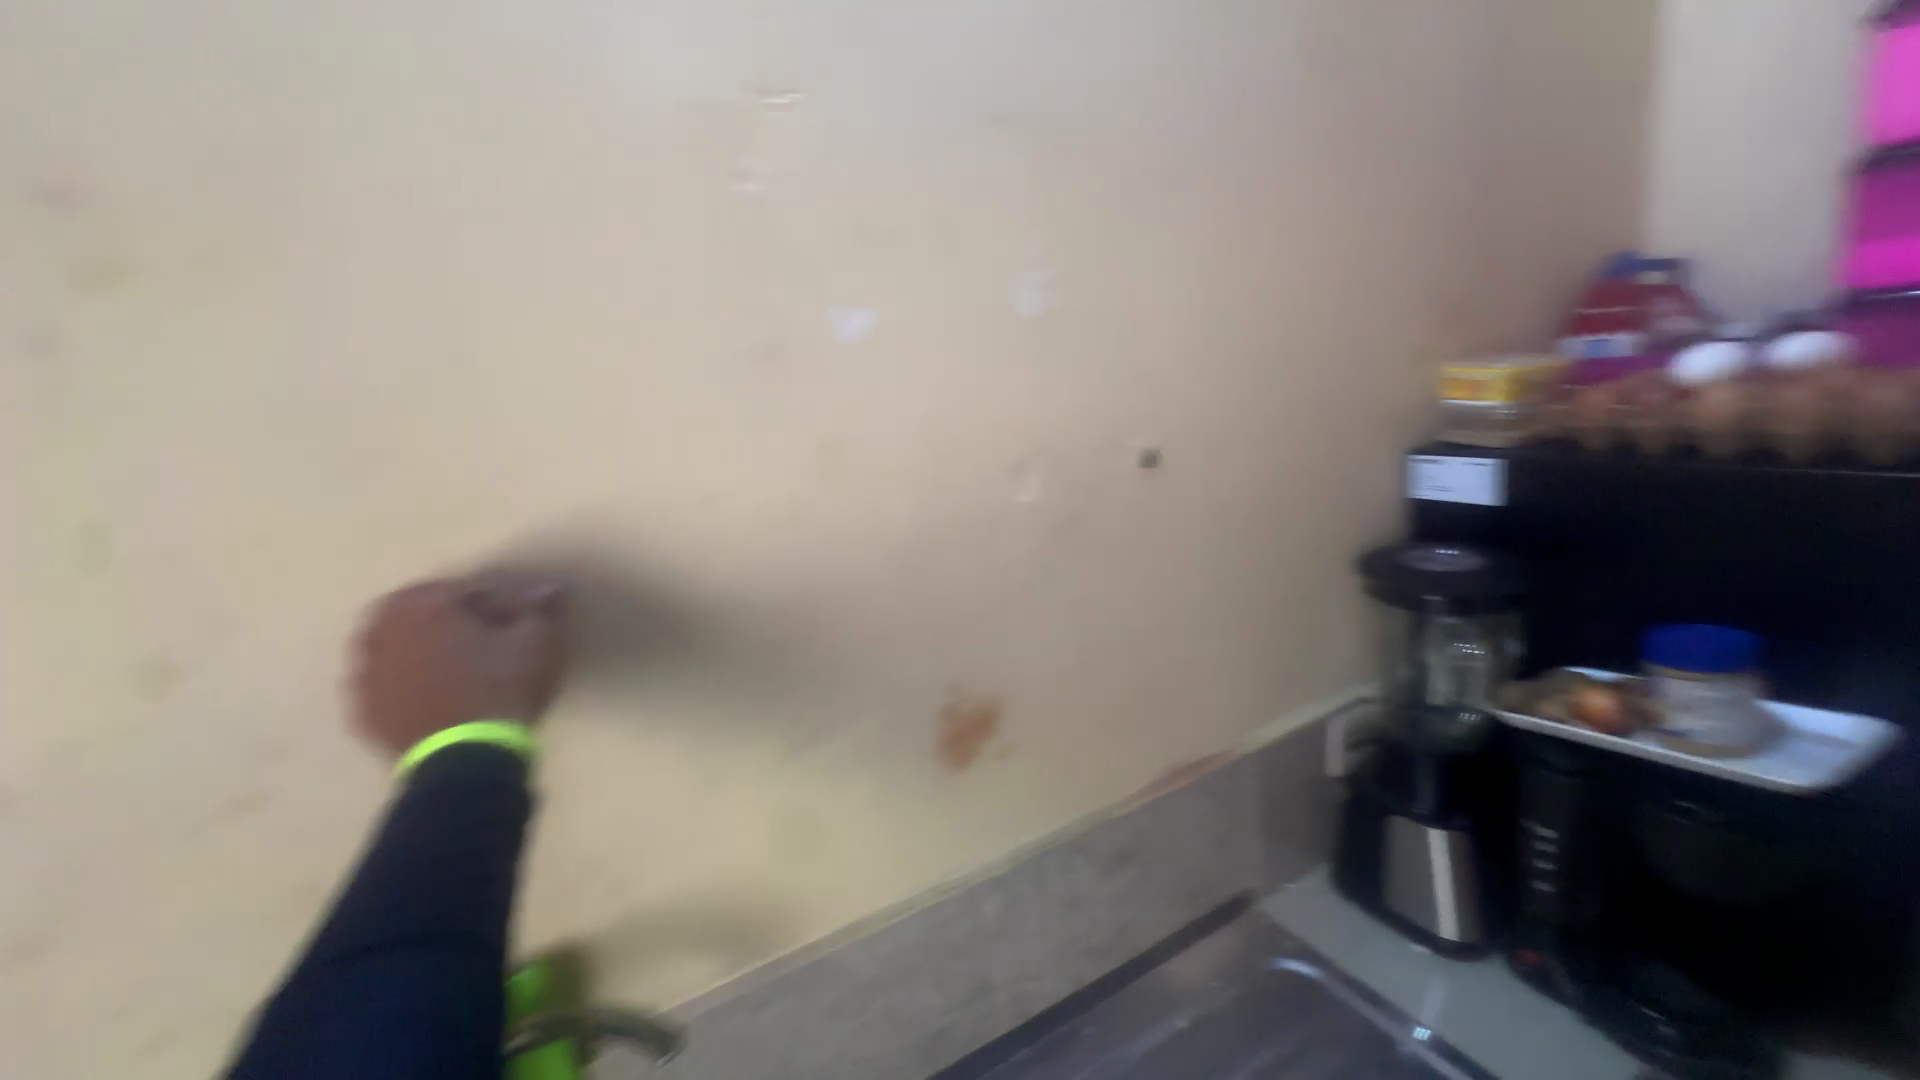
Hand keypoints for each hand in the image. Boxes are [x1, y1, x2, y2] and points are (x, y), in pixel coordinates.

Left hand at [350, 573, 570, 757]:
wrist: (464, 758)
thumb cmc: (500, 687)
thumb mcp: (536, 643)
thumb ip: (539, 609)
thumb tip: (549, 588)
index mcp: (421, 605)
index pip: (463, 589)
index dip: (496, 600)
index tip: (517, 616)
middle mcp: (382, 631)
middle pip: (419, 611)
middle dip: (447, 617)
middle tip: (480, 635)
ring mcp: (365, 674)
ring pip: (395, 646)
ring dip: (420, 648)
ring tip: (455, 667)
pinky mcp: (363, 711)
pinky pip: (387, 684)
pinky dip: (406, 682)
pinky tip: (434, 695)